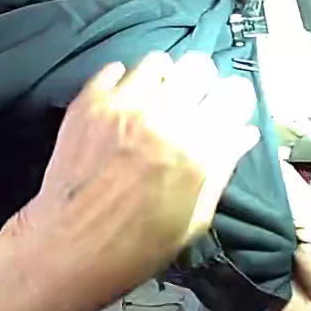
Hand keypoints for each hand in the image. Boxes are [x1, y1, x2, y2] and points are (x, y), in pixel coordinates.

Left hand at [4, 53, 260, 310]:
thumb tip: (242, 134)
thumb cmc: (136, 246)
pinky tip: (124, 104)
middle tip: (193, 101)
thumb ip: (221, 168)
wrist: (68, 248)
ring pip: (157, 62)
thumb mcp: (194, 219)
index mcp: (196, 149)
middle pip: (198, 67)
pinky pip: (114, 70)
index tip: (227, 107)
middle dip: (202, 82)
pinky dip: (124, 82)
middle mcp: (162, 118)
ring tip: (157, 100)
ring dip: (164, 78)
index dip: (234, 100)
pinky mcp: (89, 103)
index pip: (233, 95)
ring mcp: (122, 106)